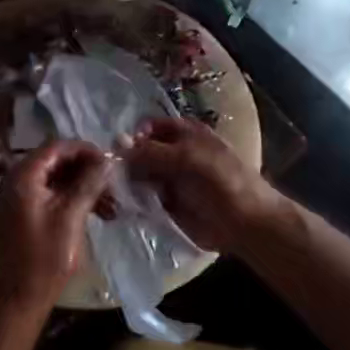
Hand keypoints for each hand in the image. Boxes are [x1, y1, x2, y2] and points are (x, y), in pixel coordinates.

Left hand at [0, 140, 110, 318]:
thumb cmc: (45, 256)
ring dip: (84, 185)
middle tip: (112, 182)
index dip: (85, 150)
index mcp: (23, 176)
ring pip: (57, 178)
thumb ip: (88, 183)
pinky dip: (74, 197)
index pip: (56, 147)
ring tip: (111, 202)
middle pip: (56, 160)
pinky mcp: (26, 212)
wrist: (21, 296)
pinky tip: (98, 211)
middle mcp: (16, 180)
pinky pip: (52, 193)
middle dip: (87, 168)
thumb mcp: (71, 216)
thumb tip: (108, 160)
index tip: (110, 161)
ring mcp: (20, 196)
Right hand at [123, 117, 287, 253]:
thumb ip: (151, 150)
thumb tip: (116, 142)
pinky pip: (143, 200)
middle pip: (140, 152)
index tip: (115, 149)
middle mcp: (174, 154)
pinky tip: (117, 206)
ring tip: (108, 191)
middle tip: (105, 173)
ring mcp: (169, 180)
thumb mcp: (186, 157)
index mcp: (184, 134)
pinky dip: (131, 202)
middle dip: (123, 160)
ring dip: (123, 182)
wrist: (244, 222)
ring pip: (138, 176)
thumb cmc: (221, 181)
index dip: (133, 135)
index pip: (149, 127)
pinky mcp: (166, 205)